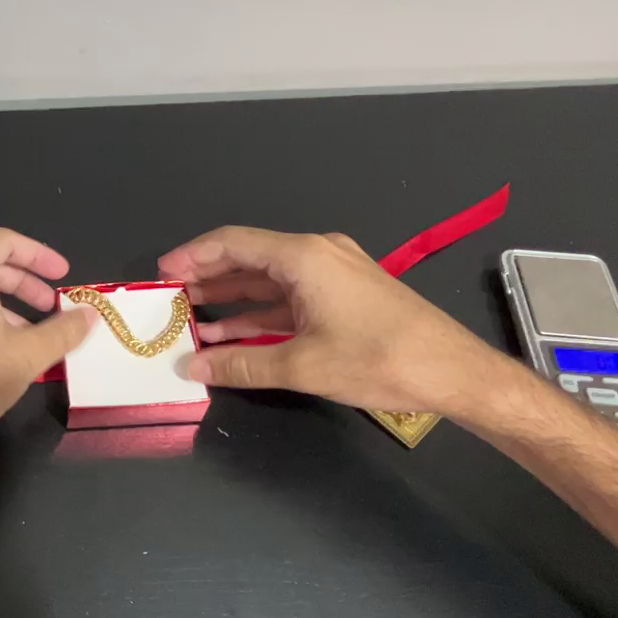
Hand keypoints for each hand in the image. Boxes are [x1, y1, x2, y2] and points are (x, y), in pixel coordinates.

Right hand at [156, 226, 507, 415]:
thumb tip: (192, 368)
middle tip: (170, 299)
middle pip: (247, 258)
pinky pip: (287, 297)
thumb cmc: (379, 359)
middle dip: (206, 278)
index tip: (163, 274)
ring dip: (230, 299)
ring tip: (191, 321)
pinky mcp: (342, 296)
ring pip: (267, 280)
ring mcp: (332, 274)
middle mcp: (316, 255)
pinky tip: (231, 335)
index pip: (233, 243)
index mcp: (304, 257)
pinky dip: (258, 313)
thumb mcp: (302, 366)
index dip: (192, 256)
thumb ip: (241, 364)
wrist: (455, 373)